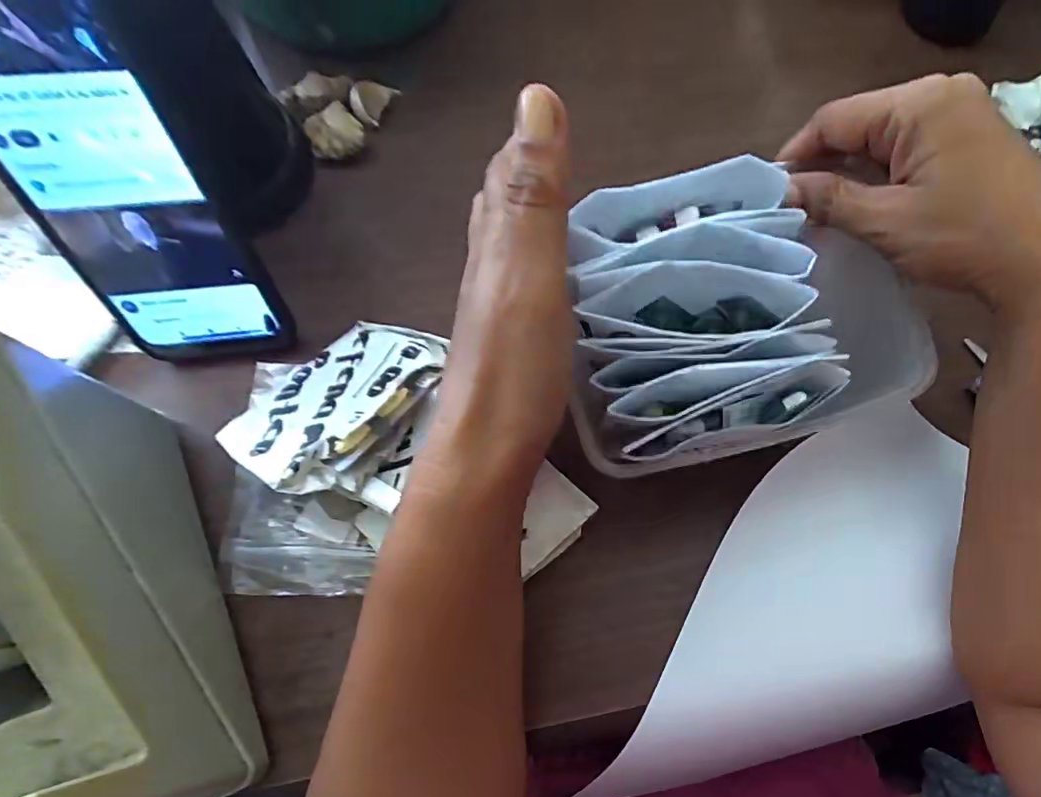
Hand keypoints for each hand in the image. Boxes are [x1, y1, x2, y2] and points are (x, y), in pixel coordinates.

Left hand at [423, 84, 572, 492]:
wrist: (486, 454)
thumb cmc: (514, 368)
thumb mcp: (529, 274)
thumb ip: (535, 197)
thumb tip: (536, 98)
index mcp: (494, 251)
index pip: (504, 182)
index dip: (524, 148)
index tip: (552, 121)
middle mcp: (486, 278)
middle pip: (495, 215)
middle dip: (519, 180)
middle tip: (553, 164)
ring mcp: (493, 320)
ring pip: (504, 258)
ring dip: (524, 228)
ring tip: (555, 218)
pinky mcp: (505, 355)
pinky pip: (518, 297)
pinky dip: (534, 276)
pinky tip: (547, 291)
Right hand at [778, 74, 1040, 318]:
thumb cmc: (963, 238)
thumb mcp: (888, 221)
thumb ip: (832, 200)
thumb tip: (785, 192)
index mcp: (920, 102)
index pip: (836, 118)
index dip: (797, 154)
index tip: (772, 193)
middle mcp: (943, 95)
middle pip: (862, 126)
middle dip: (826, 167)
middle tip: (795, 209)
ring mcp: (963, 117)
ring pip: (886, 142)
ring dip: (853, 175)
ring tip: (823, 215)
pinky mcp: (973, 144)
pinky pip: (912, 152)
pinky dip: (884, 178)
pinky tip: (865, 208)